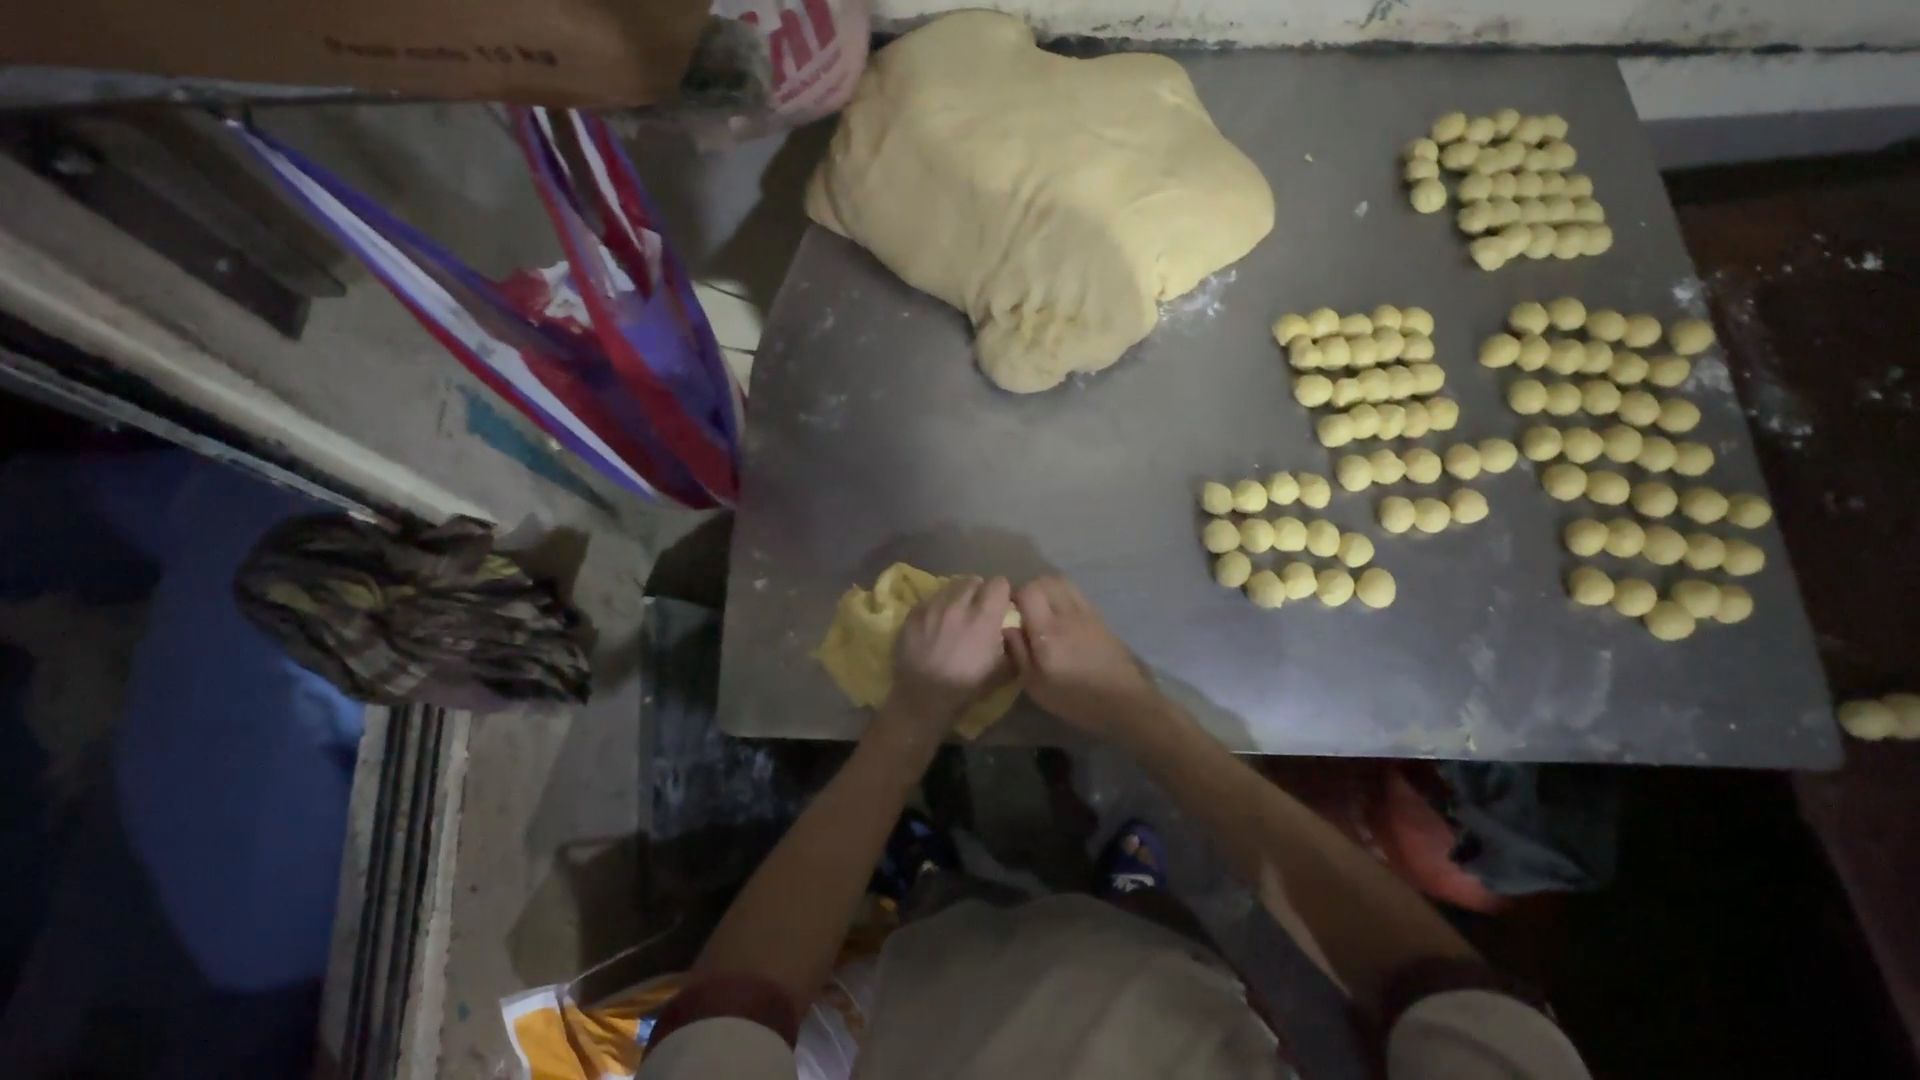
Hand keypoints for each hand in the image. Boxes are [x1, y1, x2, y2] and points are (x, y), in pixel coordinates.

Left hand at [882, 576, 1015, 735]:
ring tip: (956, 613)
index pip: (999, 582)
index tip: (1000, 605)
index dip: (1002, 593)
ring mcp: (933, 606)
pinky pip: (930, 599)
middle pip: (974, 580)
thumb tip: (1016, 631)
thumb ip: (1013, 646)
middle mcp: (959, 604)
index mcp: (984, 616)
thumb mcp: (1002, 672)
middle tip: (978, 609)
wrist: (923, 698)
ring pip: (950, 586)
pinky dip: (936, 607)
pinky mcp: (913, 613)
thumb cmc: (966, 688)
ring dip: (957, 596)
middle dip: (979, 592)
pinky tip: (935, 623)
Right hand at [1004, 576, 1159, 737]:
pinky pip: (1077, 594)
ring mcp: (1087, 613)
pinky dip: (1064, 597)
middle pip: (1046, 579)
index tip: (1011, 612)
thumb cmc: (1074, 699)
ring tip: (1043, 611)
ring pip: (1064, 582)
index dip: (1015, 595)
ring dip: (1048, 589)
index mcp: (1048, 631)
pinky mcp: (1100, 618)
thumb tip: (1007, 626)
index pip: (1029, 590)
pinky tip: (1063, 619)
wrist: (1123, 702)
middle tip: (1025, 609)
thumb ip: (1018, 652)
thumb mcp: (1035, 685)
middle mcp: (1068, 614)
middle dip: (1031, 588)